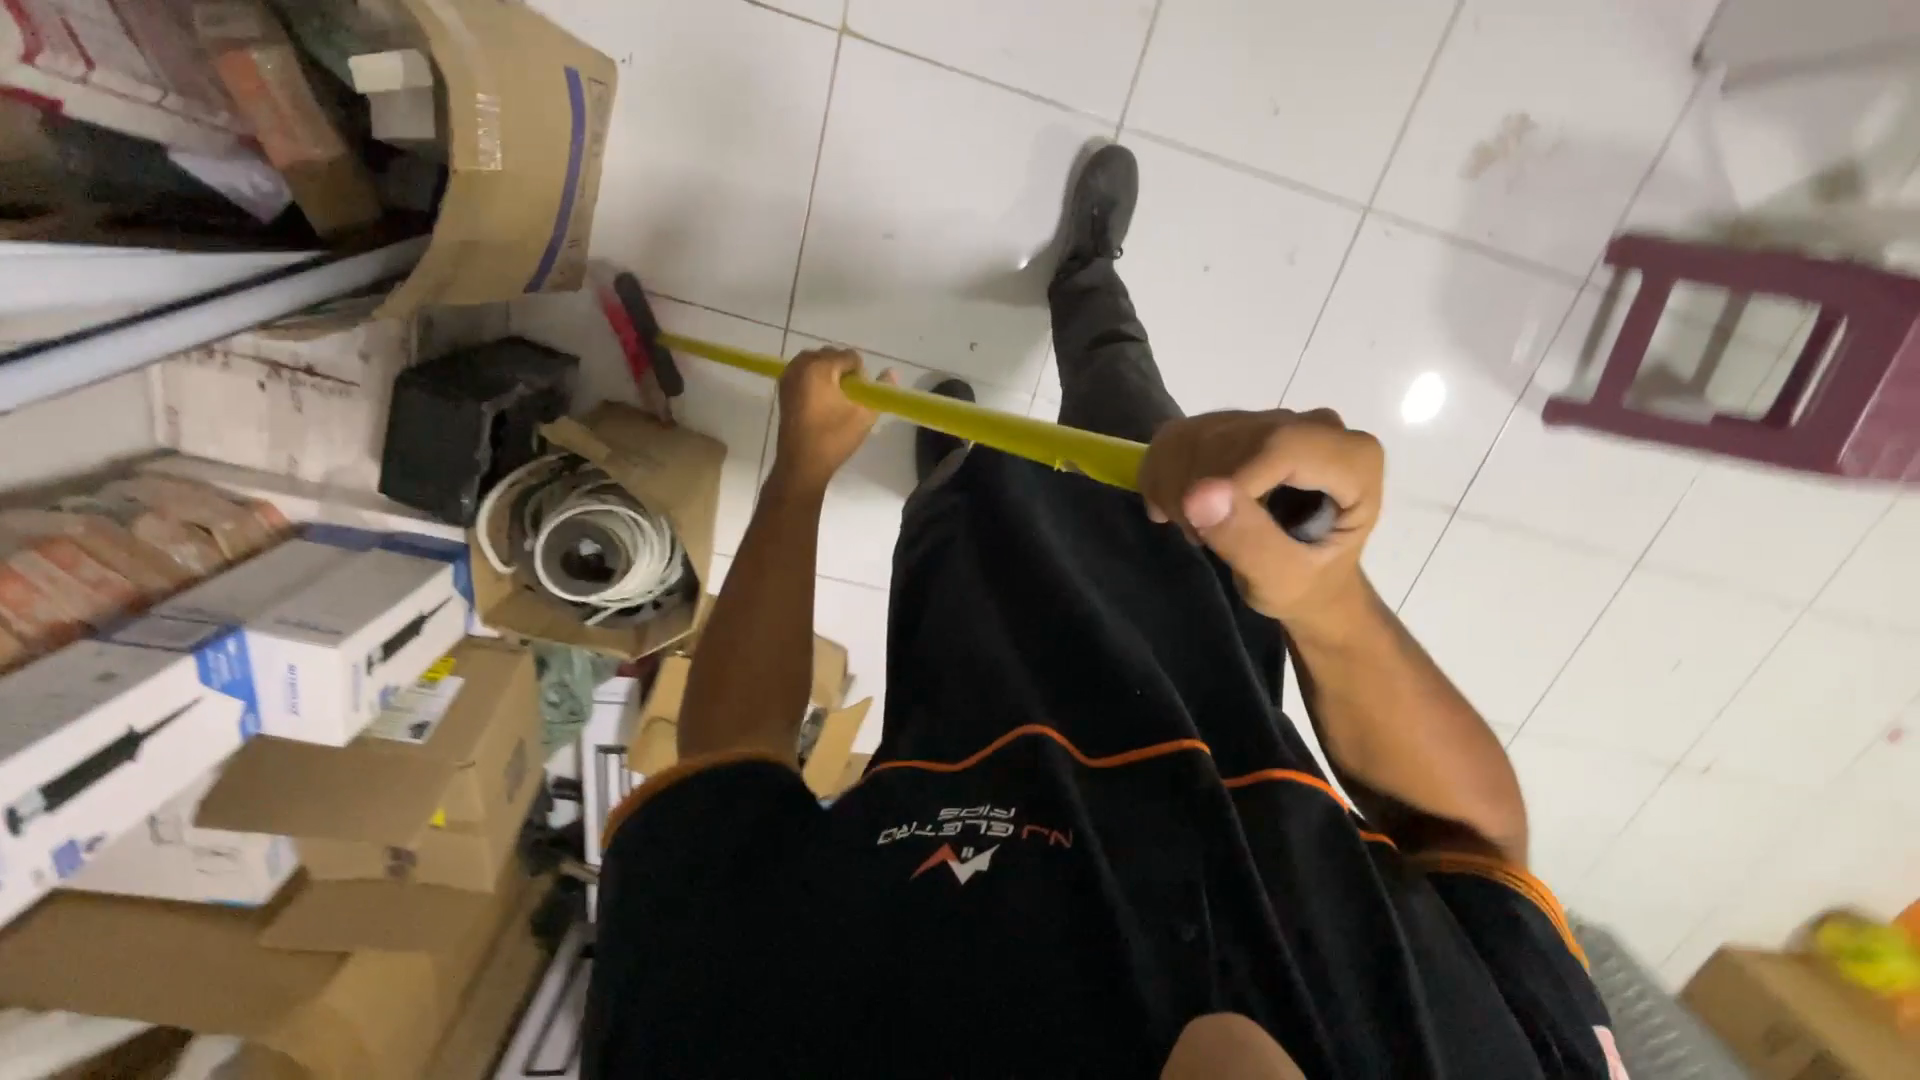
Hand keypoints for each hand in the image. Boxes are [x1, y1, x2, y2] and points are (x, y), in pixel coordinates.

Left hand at [772, 347, 890, 489]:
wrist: (801, 464)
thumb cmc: (834, 439)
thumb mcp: (864, 415)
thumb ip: (879, 390)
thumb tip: (892, 372)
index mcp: (820, 368)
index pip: (849, 356)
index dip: (860, 373)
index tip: (861, 395)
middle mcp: (800, 365)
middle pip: (830, 354)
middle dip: (843, 369)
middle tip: (850, 395)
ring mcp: (788, 377)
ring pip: (814, 362)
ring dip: (828, 372)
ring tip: (837, 397)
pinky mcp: (782, 390)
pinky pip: (802, 372)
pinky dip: (814, 378)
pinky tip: (822, 400)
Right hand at [1139, 408, 1383, 625]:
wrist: (1307, 582)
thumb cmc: (1306, 586)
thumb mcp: (1282, 581)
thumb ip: (1250, 540)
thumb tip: (1200, 494)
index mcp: (1352, 458)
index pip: (1279, 444)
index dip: (1230, 481)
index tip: (1205, 532)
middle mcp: (1316, 425)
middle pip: (1231, 437)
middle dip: (1193, 490)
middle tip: (1198, 539)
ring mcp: (1275, 421)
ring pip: (1198, 433)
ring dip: (1174, 486)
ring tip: (1194, 529)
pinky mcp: (1240, 425)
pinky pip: (1182, 434)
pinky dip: (1162, 474)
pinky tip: (1177, 508)